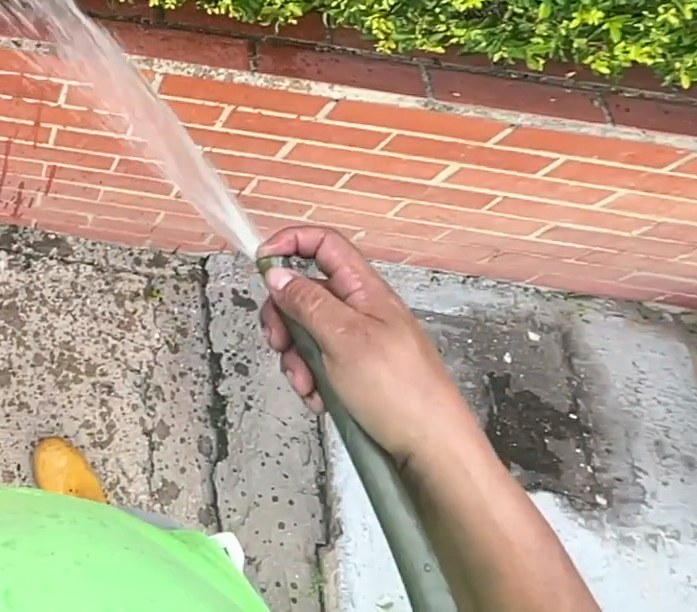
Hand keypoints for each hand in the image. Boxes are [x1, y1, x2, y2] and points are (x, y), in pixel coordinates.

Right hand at [258, 226, 482, 471]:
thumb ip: (307, 302)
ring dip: (294, 355)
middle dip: (282, 315)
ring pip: (305, 329)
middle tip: (277, 342)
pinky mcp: (353, 370)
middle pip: (304, 289)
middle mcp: (359, 309)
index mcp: (364, 290)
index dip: (290, 242)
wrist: (434, 454)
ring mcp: (356, 340)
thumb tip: (275, 274)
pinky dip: (308, 376)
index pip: (324, 243)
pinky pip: (315, 360)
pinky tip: (317, 397)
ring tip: (304, 383)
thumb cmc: (397, 391)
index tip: (261, 264)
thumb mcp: (344, 339)